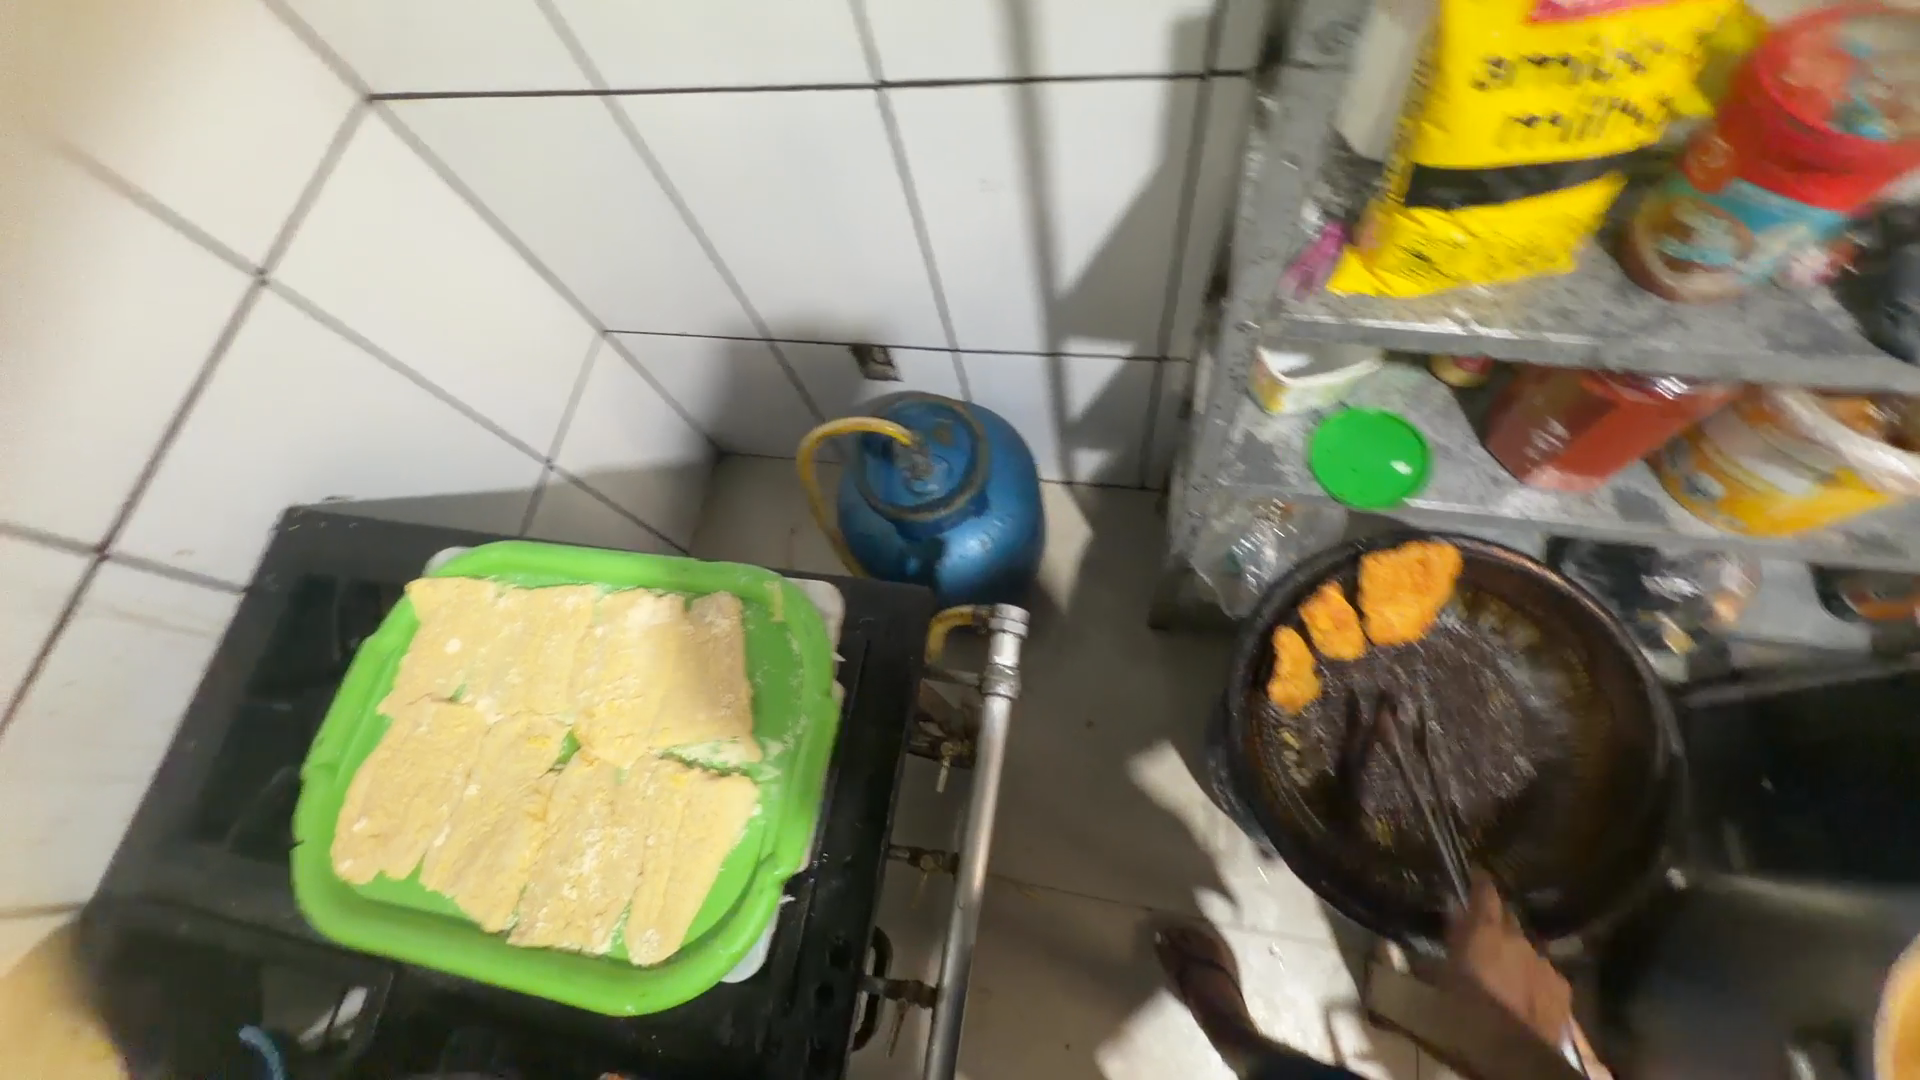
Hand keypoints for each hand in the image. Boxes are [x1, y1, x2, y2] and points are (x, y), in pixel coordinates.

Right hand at [1444, 873, 1571, 1045]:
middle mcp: (1519, 939)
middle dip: (1497, 920)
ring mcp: (1545, 964)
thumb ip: (1449, 936)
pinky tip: (1525, 989)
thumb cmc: (1465, 1009)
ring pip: (1528, 948)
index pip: (1486, 893)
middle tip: (1482, 929)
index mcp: (1486, 930)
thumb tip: (1448, 910)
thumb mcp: (1441, 971)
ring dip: (1516, 951)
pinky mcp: (1563, 990)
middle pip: (1509, 919)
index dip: (1480, 882)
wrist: (1515, 1053)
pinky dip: (1533, 974)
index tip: (1476, 873)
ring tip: (1504, 965)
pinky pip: (1544, 972)